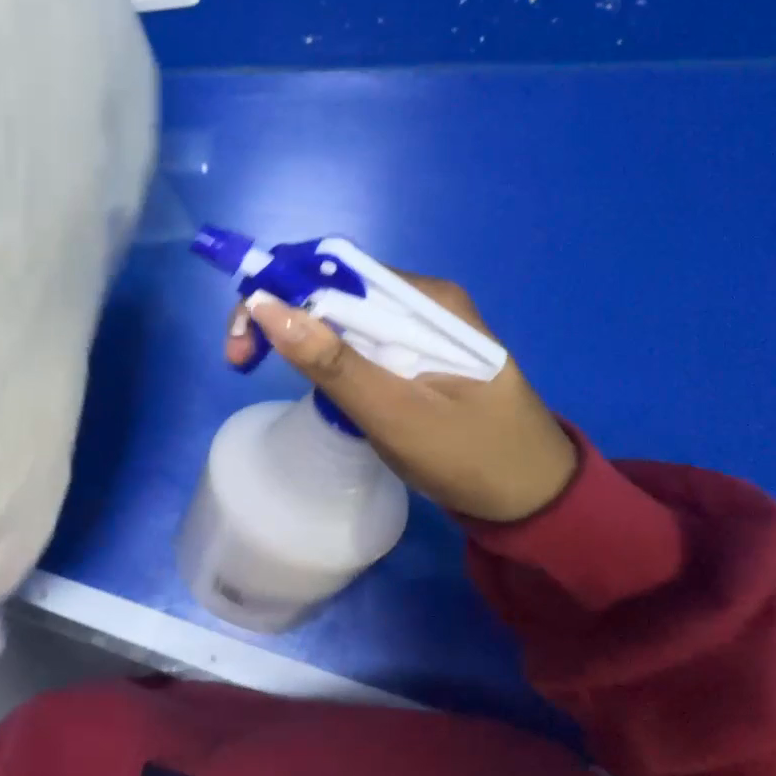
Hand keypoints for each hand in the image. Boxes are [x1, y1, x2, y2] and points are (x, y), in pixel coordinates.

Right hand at [225, 273, 577, 522]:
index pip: (331, 270)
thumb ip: (331, 361)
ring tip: (254, 365)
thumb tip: (263, 305)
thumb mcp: (396, 415)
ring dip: (284, 332)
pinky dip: (310, 349)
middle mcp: (419, 301)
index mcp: (427, 303)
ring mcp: (414, 326)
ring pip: (327, 310)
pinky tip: (302, 375)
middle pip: (323, 286)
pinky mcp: (406, 350)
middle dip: (271, 313)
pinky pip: (344, 334)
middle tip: (239, 358)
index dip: (275, 289)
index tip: (242, 334)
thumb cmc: (473, 458)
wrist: (537, 505)